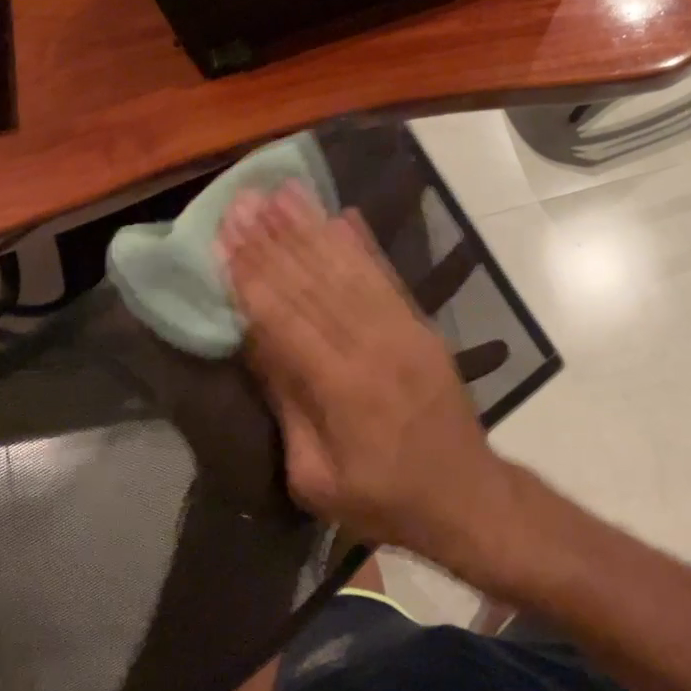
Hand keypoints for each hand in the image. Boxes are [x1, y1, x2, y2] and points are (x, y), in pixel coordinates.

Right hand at [217, 183, 515, 559]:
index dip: (252, 276)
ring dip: (311, 228)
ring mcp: (403, 331)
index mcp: (340, 388)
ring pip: (347, 270)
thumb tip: (257, 342)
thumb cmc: (382, 498)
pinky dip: (362, 244)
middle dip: (273, 239)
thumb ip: (288, 406)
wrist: (465, 495)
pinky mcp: (421, 326)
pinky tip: (341, 215)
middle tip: (243, 199)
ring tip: (282, 192)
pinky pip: (386, 277)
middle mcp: (371, 347)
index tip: (225, 237)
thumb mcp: (316, 477)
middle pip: (313, 283)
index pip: (284, 319)